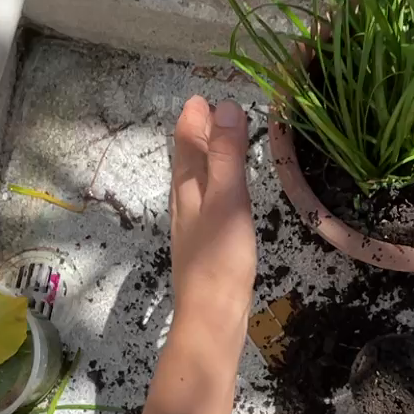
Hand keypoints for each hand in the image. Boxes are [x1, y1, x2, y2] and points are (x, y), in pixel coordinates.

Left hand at [169, 96, 256, 328]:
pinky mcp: (205, 245)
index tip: (201, 98)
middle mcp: (185, 203)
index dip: (194, 120)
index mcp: (188, 189)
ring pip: (194, 183)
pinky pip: (206, 203)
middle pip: (187, 162)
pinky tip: (220, 198)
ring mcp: (193, 226)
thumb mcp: (228, 199)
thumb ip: (227, 156)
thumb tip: (226, 107)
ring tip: (214, 146)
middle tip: (206, 113)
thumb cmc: (220, 257)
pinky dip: (212, 187)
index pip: (187, 143)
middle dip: (196, 136)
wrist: (211, 315)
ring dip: (202, 160)